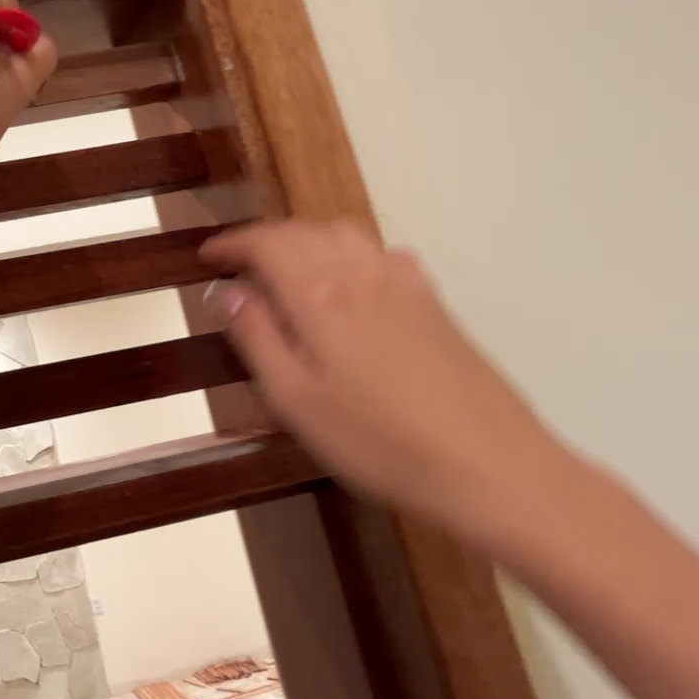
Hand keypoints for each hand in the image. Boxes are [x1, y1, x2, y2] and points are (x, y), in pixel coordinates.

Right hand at [200, 220, 573, 541]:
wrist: (491, 468)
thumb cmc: (376, 440)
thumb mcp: (293, 398)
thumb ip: (255, 337)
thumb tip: (227, 291)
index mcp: (320, 294)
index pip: (266, 244)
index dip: (231, 245)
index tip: (207, 257)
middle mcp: (361, 273)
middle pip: (303, 230)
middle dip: (264, 240)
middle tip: (238, 268)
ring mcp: (404, 284)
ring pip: (343, 233)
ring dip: (304, 240)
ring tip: (284, 272)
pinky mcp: (434, 303)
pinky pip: (379, 252)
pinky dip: (346, 251)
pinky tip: (346, 285)